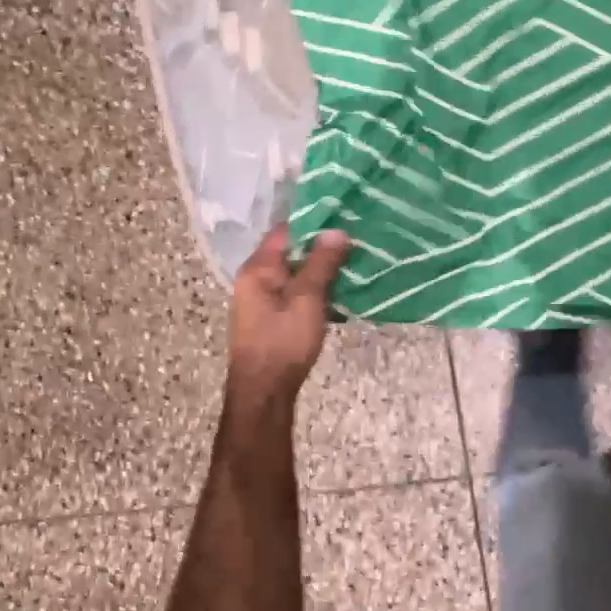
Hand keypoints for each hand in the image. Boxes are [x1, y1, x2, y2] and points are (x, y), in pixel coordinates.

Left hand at [226, 226, 349, 412]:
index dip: (314, 221)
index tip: (344, 216)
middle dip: (322, 245)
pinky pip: (295, 291)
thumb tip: (336, 230)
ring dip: (321, 268)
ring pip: (295, 272)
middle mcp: (255, 279)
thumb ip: (321, 263)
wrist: (264, 395)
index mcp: (258, 268)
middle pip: (291, 250)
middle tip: (356, 237)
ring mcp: (261, 300)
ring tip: (354, 260)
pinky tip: (339, 290)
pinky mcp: (271, 317)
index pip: (286, 230)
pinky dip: (315, 288)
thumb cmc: (283, 343)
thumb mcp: (307, 299)